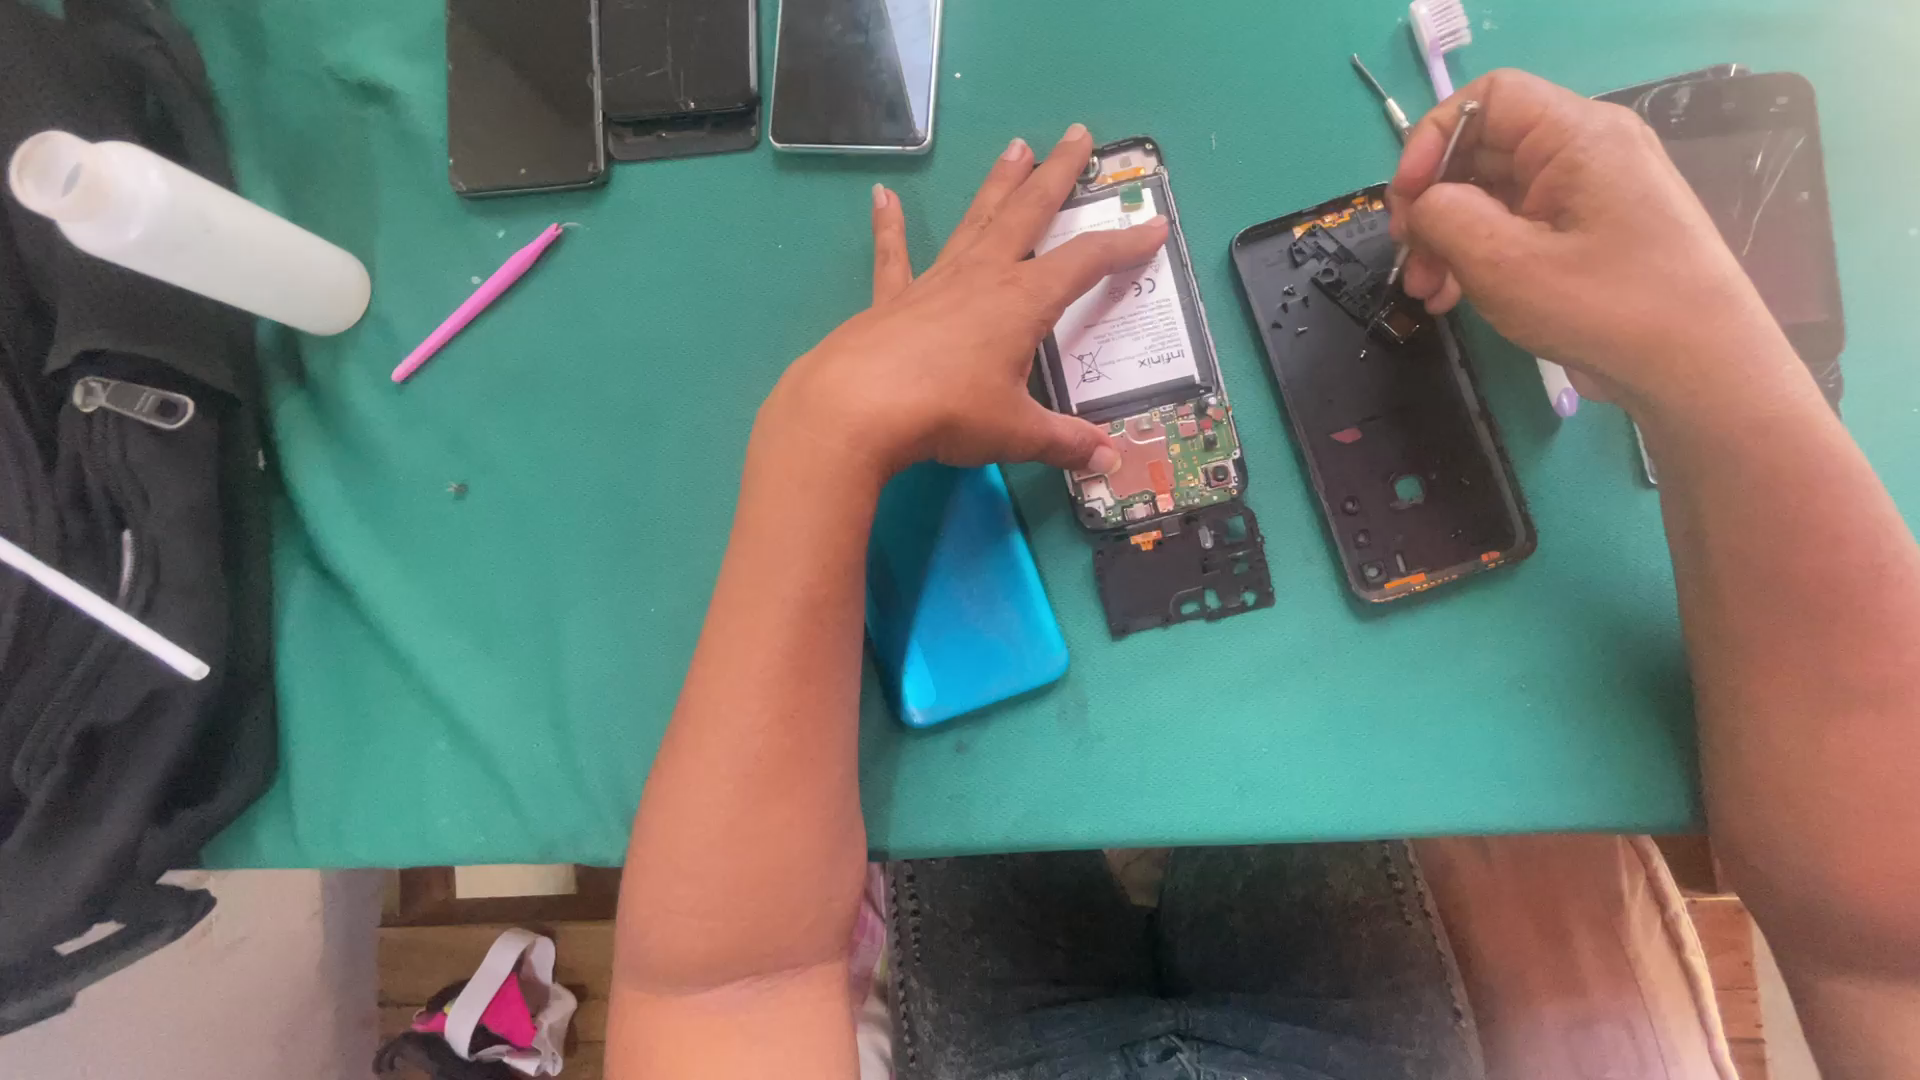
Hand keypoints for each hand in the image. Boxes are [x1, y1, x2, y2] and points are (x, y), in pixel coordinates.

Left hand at [759, 125, 1165, 478]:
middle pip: (1029, 214)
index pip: (1085, 263)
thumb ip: (1064, 443)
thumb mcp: (1016, 432)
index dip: (1123, 245)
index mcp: (1022, 301)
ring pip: (974, 222)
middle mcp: (982, 277)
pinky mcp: (892, 300)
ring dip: (997, 186)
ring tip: (1016, 148)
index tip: (1153, 225)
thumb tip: (1109, 463)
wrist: (859, 407)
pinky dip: (889, 228)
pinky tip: (882, 198)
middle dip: (1058, 176)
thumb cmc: (948, 413)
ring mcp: (935, 282)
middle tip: (1076, 135)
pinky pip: (894, 257)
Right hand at [1387, 69, 1798, 411]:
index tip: (1404, 202)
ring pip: (1485, 197)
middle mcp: (1581, 152)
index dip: (1432, 140)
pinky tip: (1449, 298)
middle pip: (1480, 152)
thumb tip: (1421, 205)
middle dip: (1430, 204)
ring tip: (1425, 291)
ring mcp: (1580, 195)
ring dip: (1441, 240)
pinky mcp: (1575, 234)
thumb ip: (1446, 218)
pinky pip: (1505, 228)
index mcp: (1576, 137)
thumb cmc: (1601, 305)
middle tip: (1406, 259)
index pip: (1488, 98)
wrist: (1689, 364)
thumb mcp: (1504, 262)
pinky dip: (1468, 258)